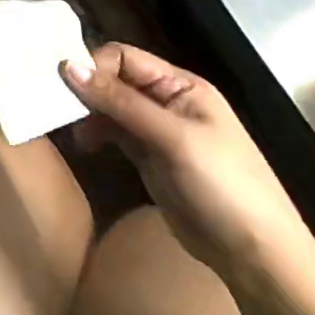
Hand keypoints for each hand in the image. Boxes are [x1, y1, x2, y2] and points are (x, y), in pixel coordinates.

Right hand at [61, 43, 314, 281]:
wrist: (256, 256)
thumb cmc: (221, 185)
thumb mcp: (171, 138)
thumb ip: (120, 102)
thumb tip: (68, 66)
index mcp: (181, 85)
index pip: (126, 57)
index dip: (95, 66)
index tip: (66, 86)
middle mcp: (168, 100)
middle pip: (116, 80)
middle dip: (88, 89)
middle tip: (58, 106)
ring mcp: (158, 131)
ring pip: (112, 107)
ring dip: (89, 114)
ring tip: (74, 134)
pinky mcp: (150, 159)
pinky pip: (115, 133)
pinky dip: (97, 134)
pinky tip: (85, 146)